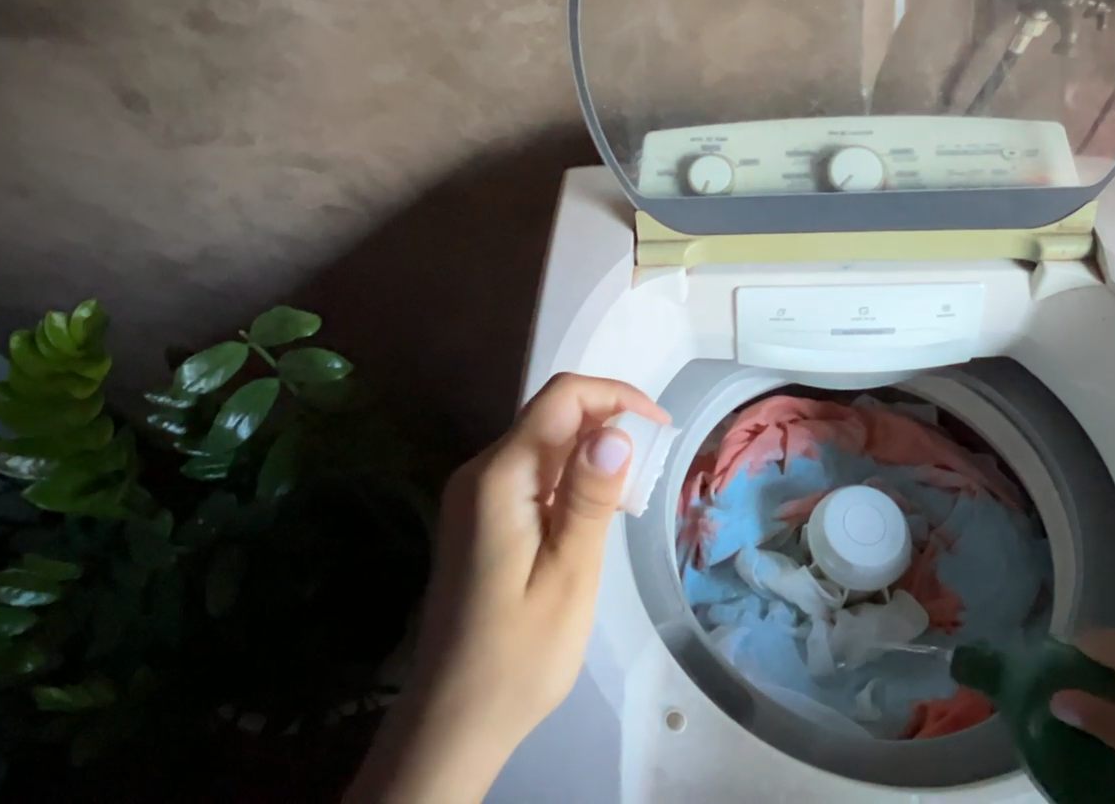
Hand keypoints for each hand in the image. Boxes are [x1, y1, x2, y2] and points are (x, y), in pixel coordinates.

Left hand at [348, 373, 667, 802]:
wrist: (453, 718)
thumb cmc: (519, 654)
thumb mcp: (569, 575)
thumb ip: (589, 497)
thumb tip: (614, 430)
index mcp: (499, 477)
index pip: (561, 398)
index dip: (616, 396)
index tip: (661, 428)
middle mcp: (481, 472)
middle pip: (551, 414)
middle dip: (608, 421)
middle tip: (653, 465)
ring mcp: (476, 495)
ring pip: (544, 442)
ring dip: (593, 449)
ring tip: (633, 491)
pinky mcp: (481, 517)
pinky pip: (533, 473)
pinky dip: (572, 476)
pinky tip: (596, 510)